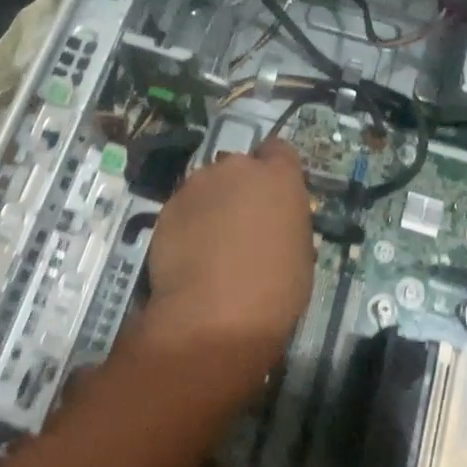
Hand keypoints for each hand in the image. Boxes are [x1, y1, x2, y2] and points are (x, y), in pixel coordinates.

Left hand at [142, 139, 314, 368]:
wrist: (212, 316)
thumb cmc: (274, 290)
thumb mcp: (300, 253)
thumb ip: (286, 223)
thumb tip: (273, 224)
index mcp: (278, 176)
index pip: (279, 151)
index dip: (276, 172)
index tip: (274, 198)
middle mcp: (236, 168)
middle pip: (240, 168)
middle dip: (240, 190)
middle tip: (243, 227)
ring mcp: (197, 185)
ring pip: (208, 187)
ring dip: (212, 205)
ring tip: (212, 245)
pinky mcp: (167, 207)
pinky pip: (184, 208)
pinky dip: (188, 224)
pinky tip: (190, 256)